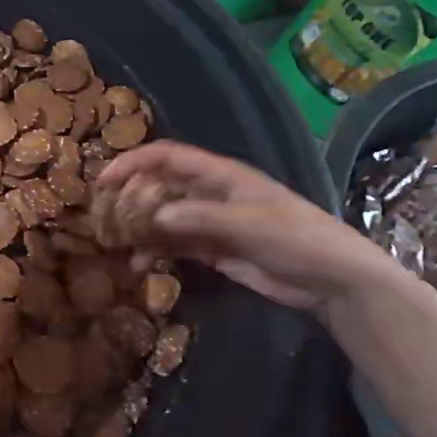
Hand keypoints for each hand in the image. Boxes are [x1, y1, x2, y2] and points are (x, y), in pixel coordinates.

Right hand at [96, 141, 407, 316]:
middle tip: (103, 216)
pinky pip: (176, 245)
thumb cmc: (297, 239)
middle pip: (161, 185)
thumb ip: (201, 218)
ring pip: (164, 217)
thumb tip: (154, 217)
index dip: (134, 162)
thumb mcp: (250, 225)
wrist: (332, 280)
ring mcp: (212, 222)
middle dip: (130, 196)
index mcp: (222, 175)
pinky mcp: (215, 250)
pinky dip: (156, 251)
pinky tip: (140, 265)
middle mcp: (211, 194)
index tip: (104, 180)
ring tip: (115, 243)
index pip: (168, 157)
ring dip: (140, 227)